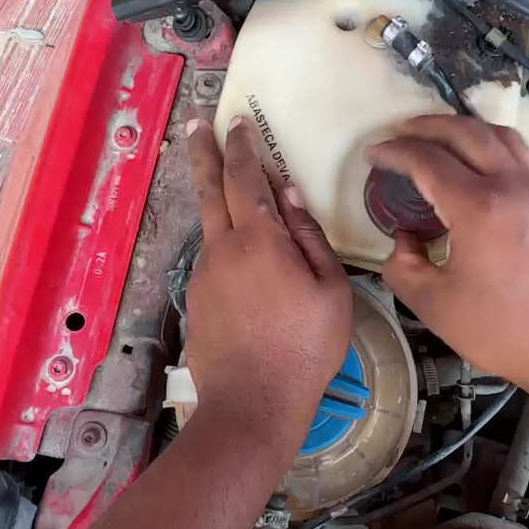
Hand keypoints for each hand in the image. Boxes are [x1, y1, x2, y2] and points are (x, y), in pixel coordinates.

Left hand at [183, 115, 352, 441]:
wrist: (251, 406)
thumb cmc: (304, 349)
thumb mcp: (331, 292)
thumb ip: (311, 238)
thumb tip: (291, 197)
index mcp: (259, 241)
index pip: (245, 178)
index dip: (242, 147)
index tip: (238, 123)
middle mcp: (222, 249)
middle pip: (207, 188)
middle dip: (204, 152)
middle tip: (198, 124)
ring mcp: (203, 274)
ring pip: (211, 225)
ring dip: (217, 199)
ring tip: (235, 191)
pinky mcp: (197, 299)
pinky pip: (214, 257)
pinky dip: (227, 242)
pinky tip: (247, 260)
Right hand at [367, 115, 528, 401]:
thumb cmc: (504, 330)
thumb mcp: (435, 306)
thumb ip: (403, 267)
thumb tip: (404, 240)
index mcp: (477, 206)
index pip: (428, 160)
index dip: (394, 152)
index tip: (372, 155)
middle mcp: (509, 185)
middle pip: (465, 132)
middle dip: (426, 126)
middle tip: (398, 133)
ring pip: (498, 135)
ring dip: (462, 128)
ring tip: (437, 137)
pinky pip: (516, 153)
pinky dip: (489, 142)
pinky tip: (477, 162)